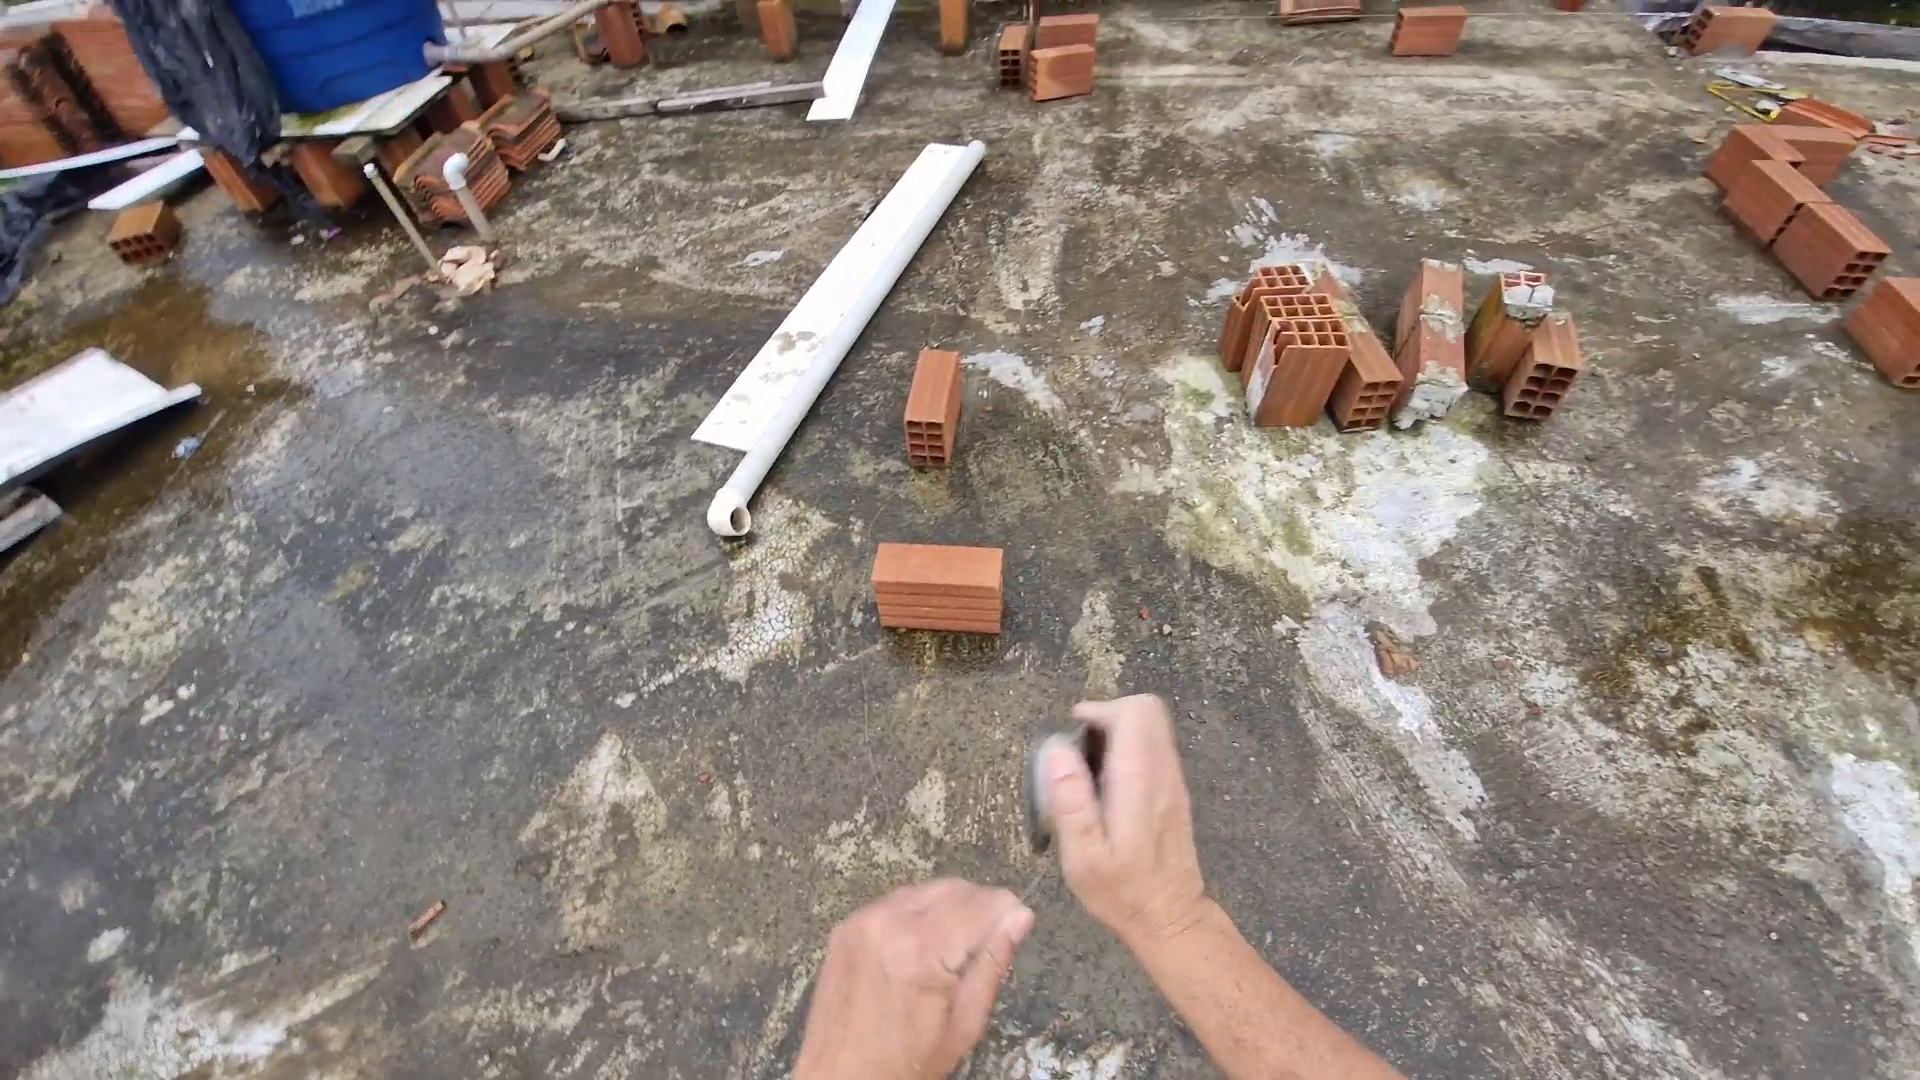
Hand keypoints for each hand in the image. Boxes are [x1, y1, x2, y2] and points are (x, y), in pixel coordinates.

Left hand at [794, 878, 1034, 1078]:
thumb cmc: (908, 1062)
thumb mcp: (964, 1024)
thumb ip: (993, 962)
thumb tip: (1021, 915)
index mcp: (923, 949)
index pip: (981, 903)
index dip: (1007, 909)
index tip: (1018, 921)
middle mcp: (890, 920)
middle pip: (953, 888)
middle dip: (979, 905)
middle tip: (989, 938)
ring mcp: (863, 918)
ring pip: (924, 890)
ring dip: (947, 907)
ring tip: (952, 948)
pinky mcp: (846, 924)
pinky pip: (894, 902)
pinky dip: (915, 914)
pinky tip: (918, 947)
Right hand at [1045, 694, 1208, 945]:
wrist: (1172, 919)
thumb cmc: (1121, 890)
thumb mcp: (1083, 856)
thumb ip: (1072, 801)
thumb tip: (1058, 750)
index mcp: (1139, 782)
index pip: (1135, 714)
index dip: (1102, 708)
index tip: (1074, 728)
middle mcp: (1163, 772)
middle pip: (1149, 710)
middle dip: (1111, 712)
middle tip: (1080, 740)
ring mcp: (1173, 780)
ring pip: (1155, 726)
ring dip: (1120, 728)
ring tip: (1089, 759)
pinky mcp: (1174, 791)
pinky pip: (1156, 746)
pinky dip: (1130, 745)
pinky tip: (1107, 778)